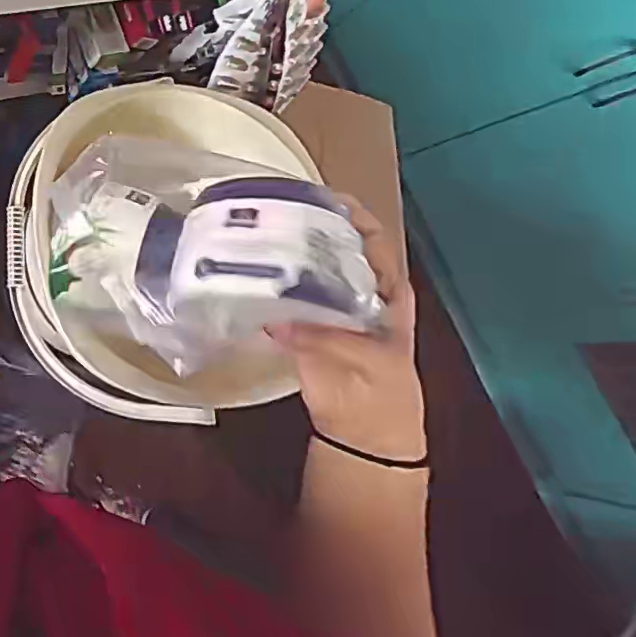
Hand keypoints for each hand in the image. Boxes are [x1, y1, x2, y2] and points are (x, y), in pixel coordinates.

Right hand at [267, 199, 425, 462]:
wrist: (364, 441)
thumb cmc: (379, 399)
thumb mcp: (364, 366)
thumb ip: (324, 340)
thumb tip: (276, 318)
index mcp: (388, 293)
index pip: (372, 238)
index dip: (351, 213)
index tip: (319, 195)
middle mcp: (358, 291)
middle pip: (334, 247)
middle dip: (308, 226)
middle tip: (274, 211)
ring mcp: (329, 307)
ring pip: (309, 268)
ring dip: (287, 251)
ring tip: (256, 234)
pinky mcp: (303, 325)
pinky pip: (285, 293)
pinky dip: (270, 281)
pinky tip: (248, 272)